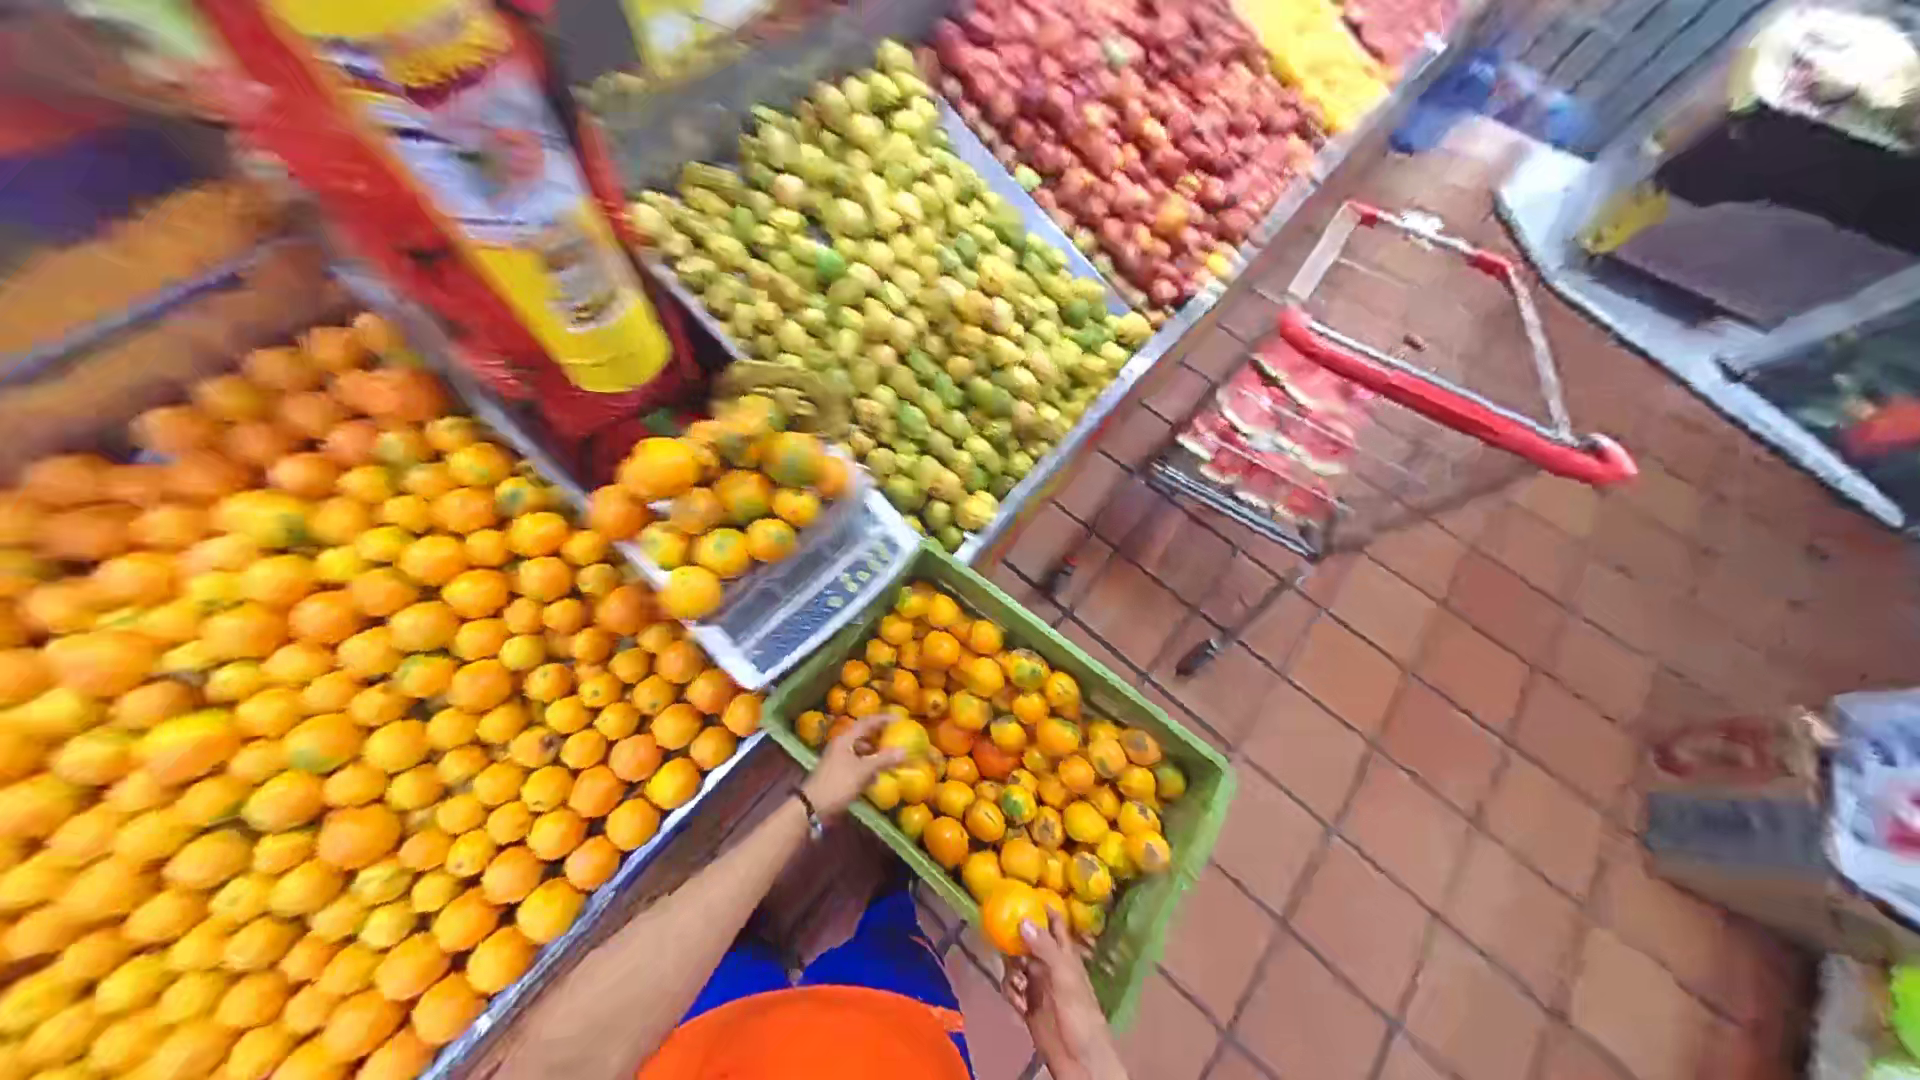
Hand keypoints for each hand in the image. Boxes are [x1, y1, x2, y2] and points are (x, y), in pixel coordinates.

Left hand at [801, 713, 906, 817]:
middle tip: (895, 738)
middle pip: (863, 735)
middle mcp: (841, 745)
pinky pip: (856, 764)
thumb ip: (883, 760)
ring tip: (889, 758)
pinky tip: (876, 776)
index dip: (882, 719)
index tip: (898, 719)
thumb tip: (904, 750)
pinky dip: (867, 767)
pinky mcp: (838, 773)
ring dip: (874, 753)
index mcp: (845, 739)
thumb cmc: (838, 783)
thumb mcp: (863, 771)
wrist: (812, 807)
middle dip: (879, 737)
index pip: (866, 722)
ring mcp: (838, 759)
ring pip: (860, 751)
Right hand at [1003, 909, 1127, 1079]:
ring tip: (1009, 974)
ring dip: (1009, 968)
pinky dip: (1009, 991)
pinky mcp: (1028, 1008)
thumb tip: (1022, 919)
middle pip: (1029, 943)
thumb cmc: (1080, 1013)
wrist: (1081, 1061)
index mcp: (1065, 955)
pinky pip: (1011, 991)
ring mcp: (1038, 987)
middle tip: (998, 931)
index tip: (1024, 891)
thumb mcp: (1064, 975)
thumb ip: (1045, 947)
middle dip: (1015, 938)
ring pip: (1017, 966)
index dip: (1044, 907)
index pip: (1055, 924)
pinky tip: (1012, 998)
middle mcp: (1050, 967)